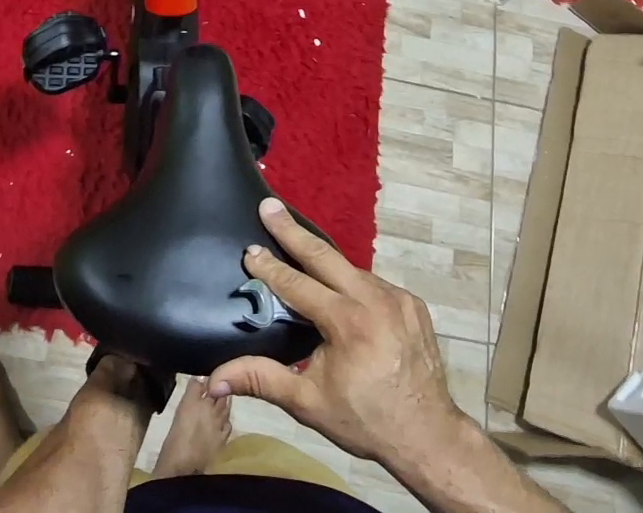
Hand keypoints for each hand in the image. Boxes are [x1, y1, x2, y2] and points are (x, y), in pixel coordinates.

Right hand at [206, 197, 472, 467]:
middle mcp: (375, 300)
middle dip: (293, 230)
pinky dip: (351, 281)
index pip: (298, 285)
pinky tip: (338, 287)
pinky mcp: (413, 304)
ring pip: (351, 269)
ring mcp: (398, 298)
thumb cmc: (364, 419)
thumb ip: (260, 379)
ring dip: (323, 260)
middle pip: (325, 256)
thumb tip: (213, 380)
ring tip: (297, 247)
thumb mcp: (308, 402)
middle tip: (270, 205)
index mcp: (348, 322)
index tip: (250, 250)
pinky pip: (373, 284)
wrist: (429, 436)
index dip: (270, 268)